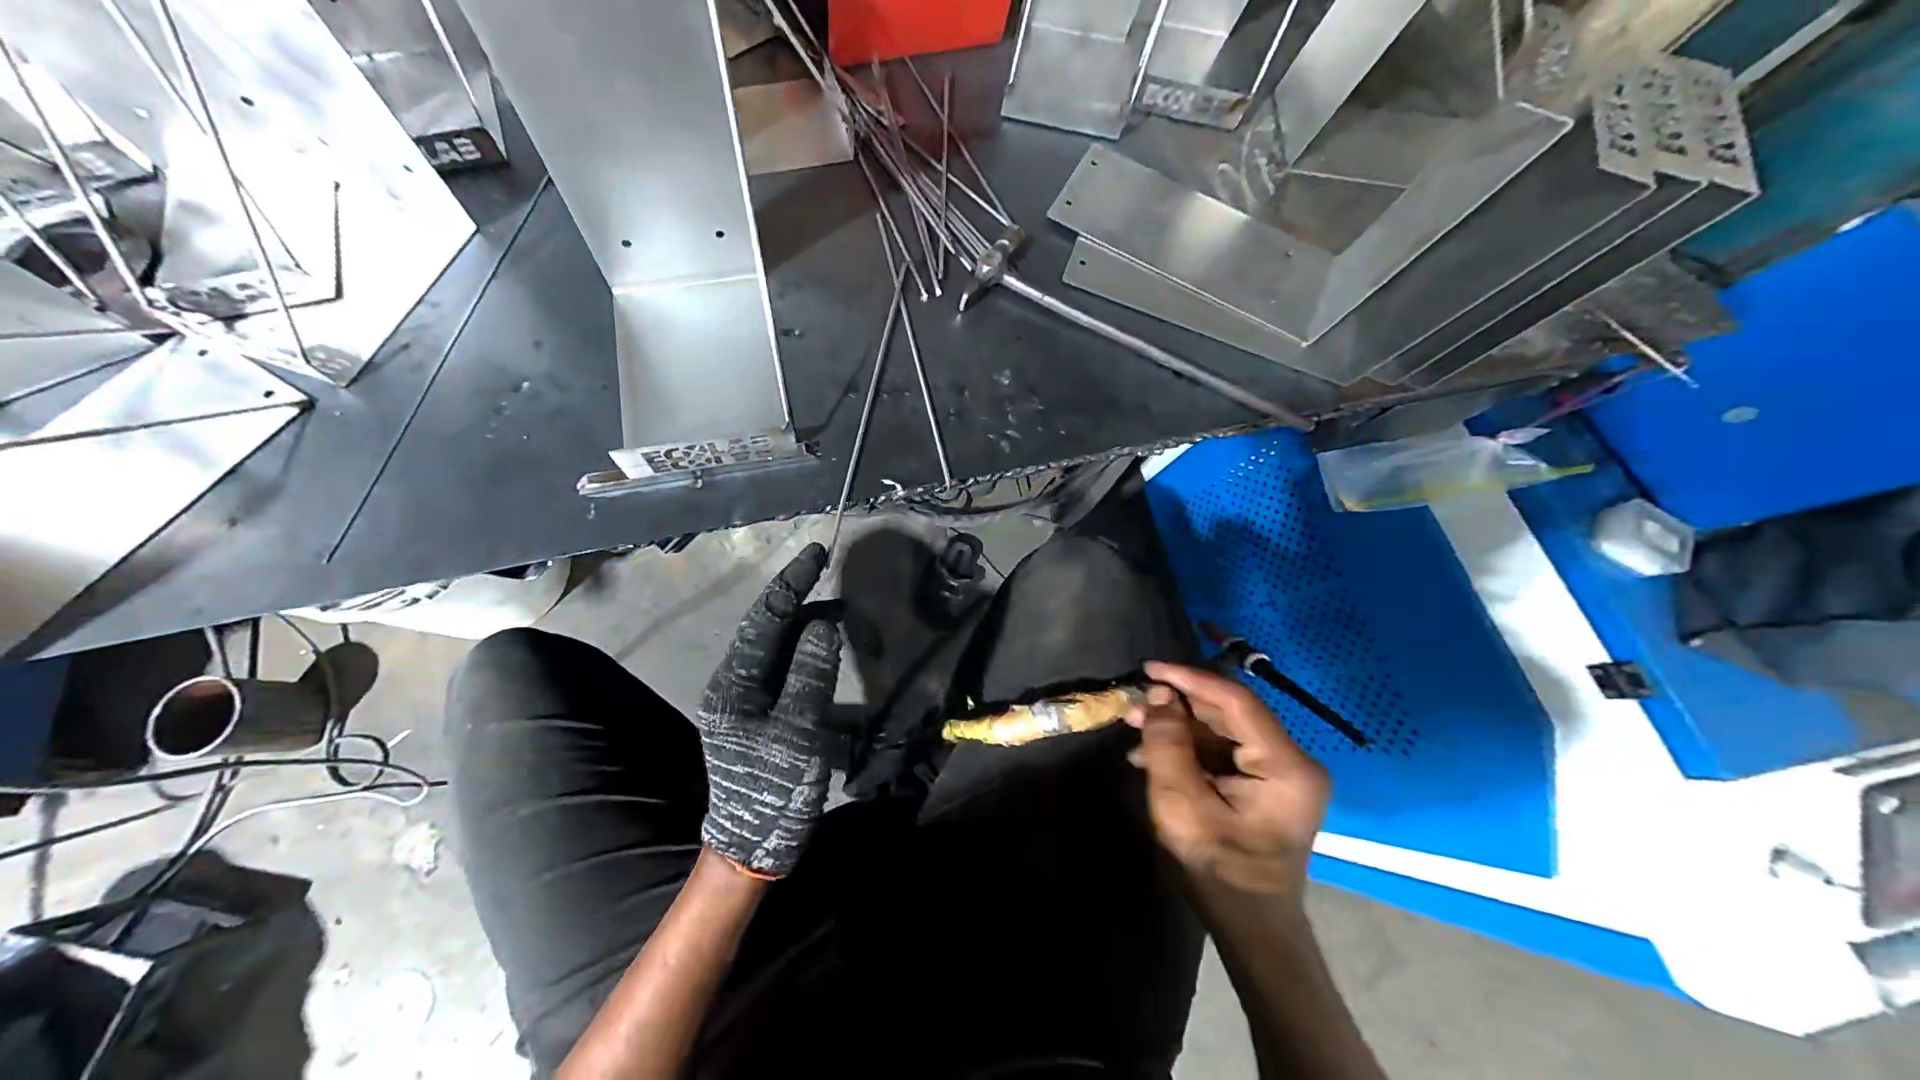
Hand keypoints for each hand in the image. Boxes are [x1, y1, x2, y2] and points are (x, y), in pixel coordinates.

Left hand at [695, 542, 840, 878]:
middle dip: (796, 595)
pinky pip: (782, 668)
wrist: (754, 843)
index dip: (791, 582)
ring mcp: (744, 699)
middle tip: (828, 569)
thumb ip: (808, 674)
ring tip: (836, 604)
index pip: (763, 618)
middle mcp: (732, 684)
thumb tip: (823, 624)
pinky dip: (805, 649)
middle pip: (765, 627)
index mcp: (732, 684)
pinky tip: (825, 645)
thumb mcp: (796, 731)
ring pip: (774, 646)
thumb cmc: (773, 788)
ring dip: (803, 622)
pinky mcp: (759, 713)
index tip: (817, 553)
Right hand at [1126, 661, 1329, 900]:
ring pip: (1224, 730)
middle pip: (1231, 713)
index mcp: (1287, 767)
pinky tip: (1154, 755)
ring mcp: (1283, 773)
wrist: (1251, 928)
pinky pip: (1225, 751)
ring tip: (1136, 727)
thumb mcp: (1182, 806)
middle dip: (1179, 705)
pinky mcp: (1268, 784)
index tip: (1149, 668)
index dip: (1190, 679)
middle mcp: (1293, 761)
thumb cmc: (1217, 871)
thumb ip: (1168, 746)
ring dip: (1180, 726)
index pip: (1237, 702)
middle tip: (1135, 703)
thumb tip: (1159, 696)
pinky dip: (1190, 748)